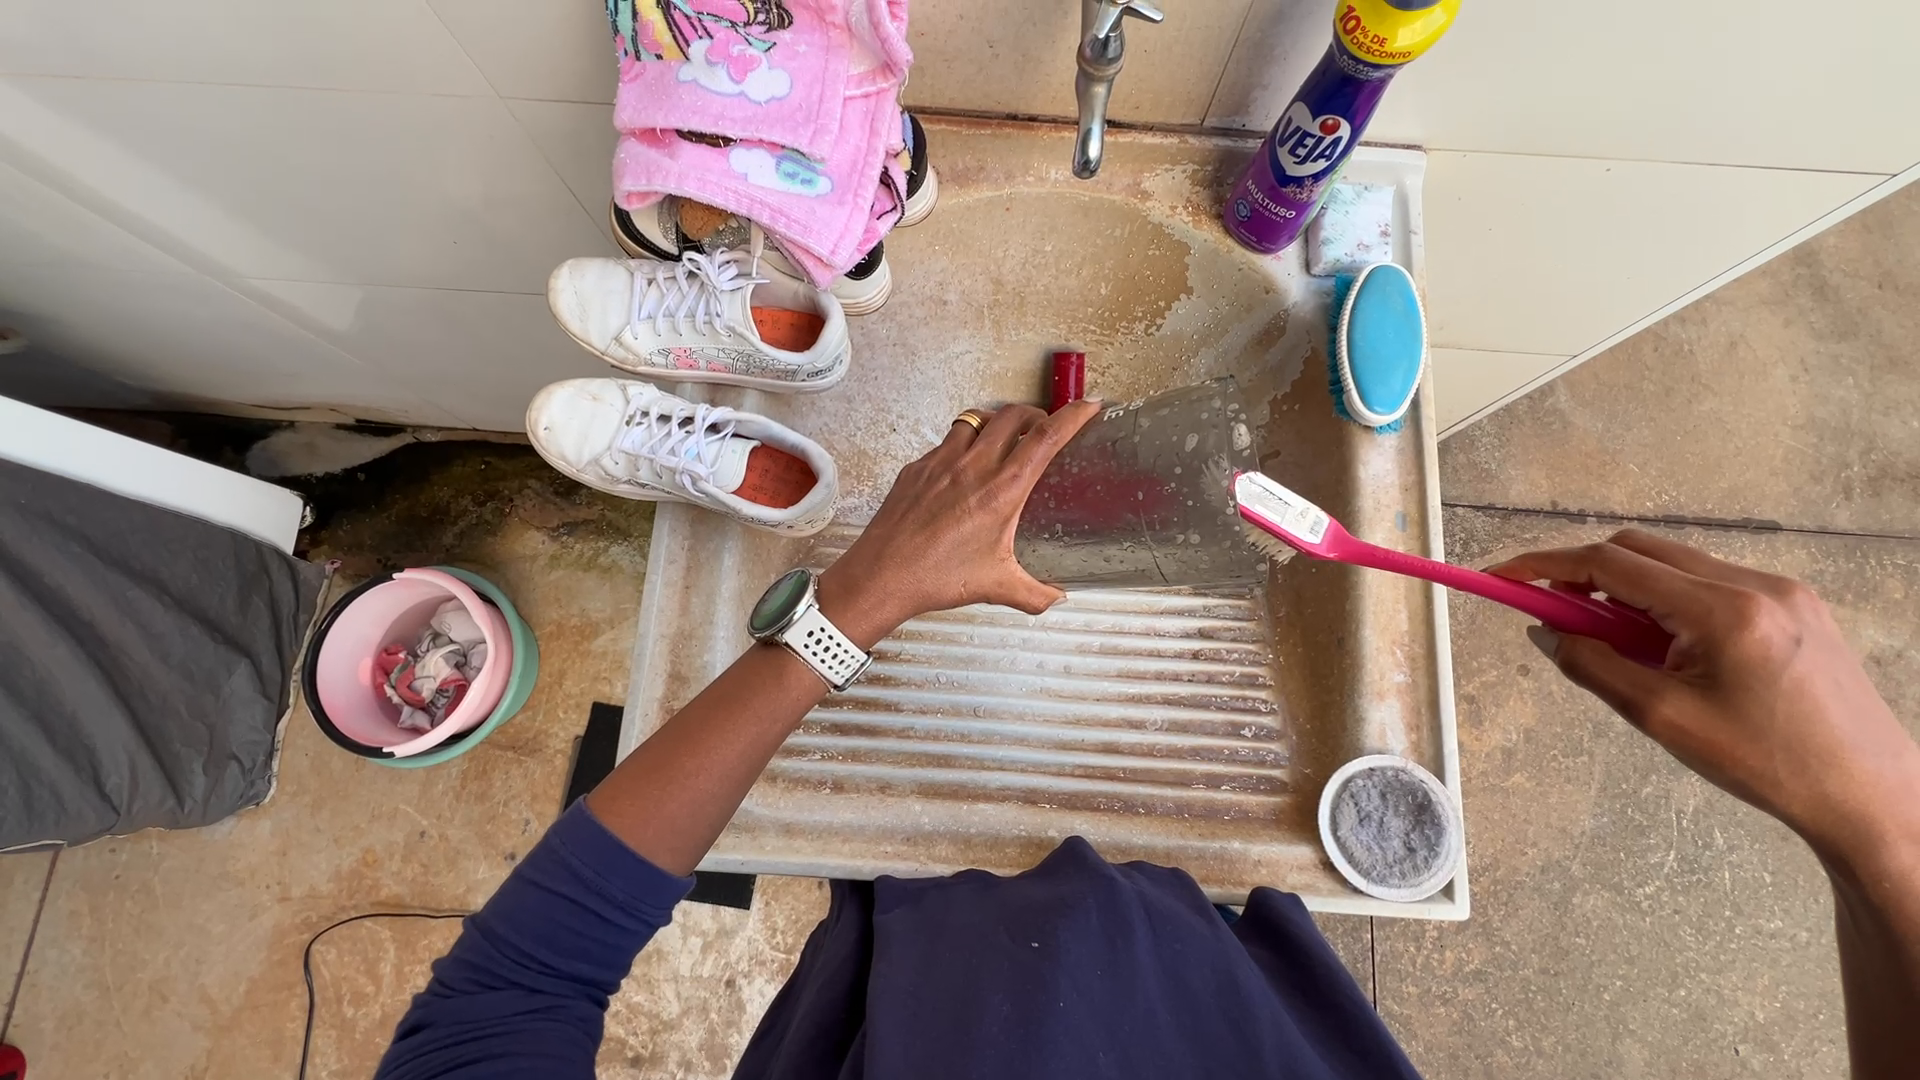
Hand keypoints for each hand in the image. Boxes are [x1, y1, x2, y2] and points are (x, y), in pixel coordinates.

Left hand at [816, 400, 1101, 645]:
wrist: (882, 575)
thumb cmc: (937, 578)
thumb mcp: (998, 587)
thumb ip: (1036, 594)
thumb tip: (1057, 598)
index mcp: (1002, 489)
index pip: (1046, 437)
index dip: (1073, 415)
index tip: (1089, 406)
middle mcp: (973, 466)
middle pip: (1014, 415)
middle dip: (1036, 414)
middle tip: (1044, 428)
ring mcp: (941, 461)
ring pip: (977, 419)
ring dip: (997, 422)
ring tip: (1003, 439)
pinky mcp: (917, 467)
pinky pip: (946, 440)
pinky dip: (963, 442)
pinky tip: (962, 466)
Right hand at [1488, 529, 1919, 861]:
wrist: (1877, 798)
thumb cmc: (1764, 762)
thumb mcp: (1658, 716)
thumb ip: (1590, 664)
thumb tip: (1544, 631)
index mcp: (1724, 611)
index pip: (1609, 563)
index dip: (1542, 565)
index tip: (1501, 577)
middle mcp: (1756, 585)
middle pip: (1637, 549)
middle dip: (1580, 573)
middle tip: (1555, 616)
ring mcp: (1782, 591)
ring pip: (1669, 562)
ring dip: (1622, 589)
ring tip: (1614, 642)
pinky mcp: (1794, 605)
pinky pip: (1703, 581)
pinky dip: (1660, 599)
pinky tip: (1660, 644)